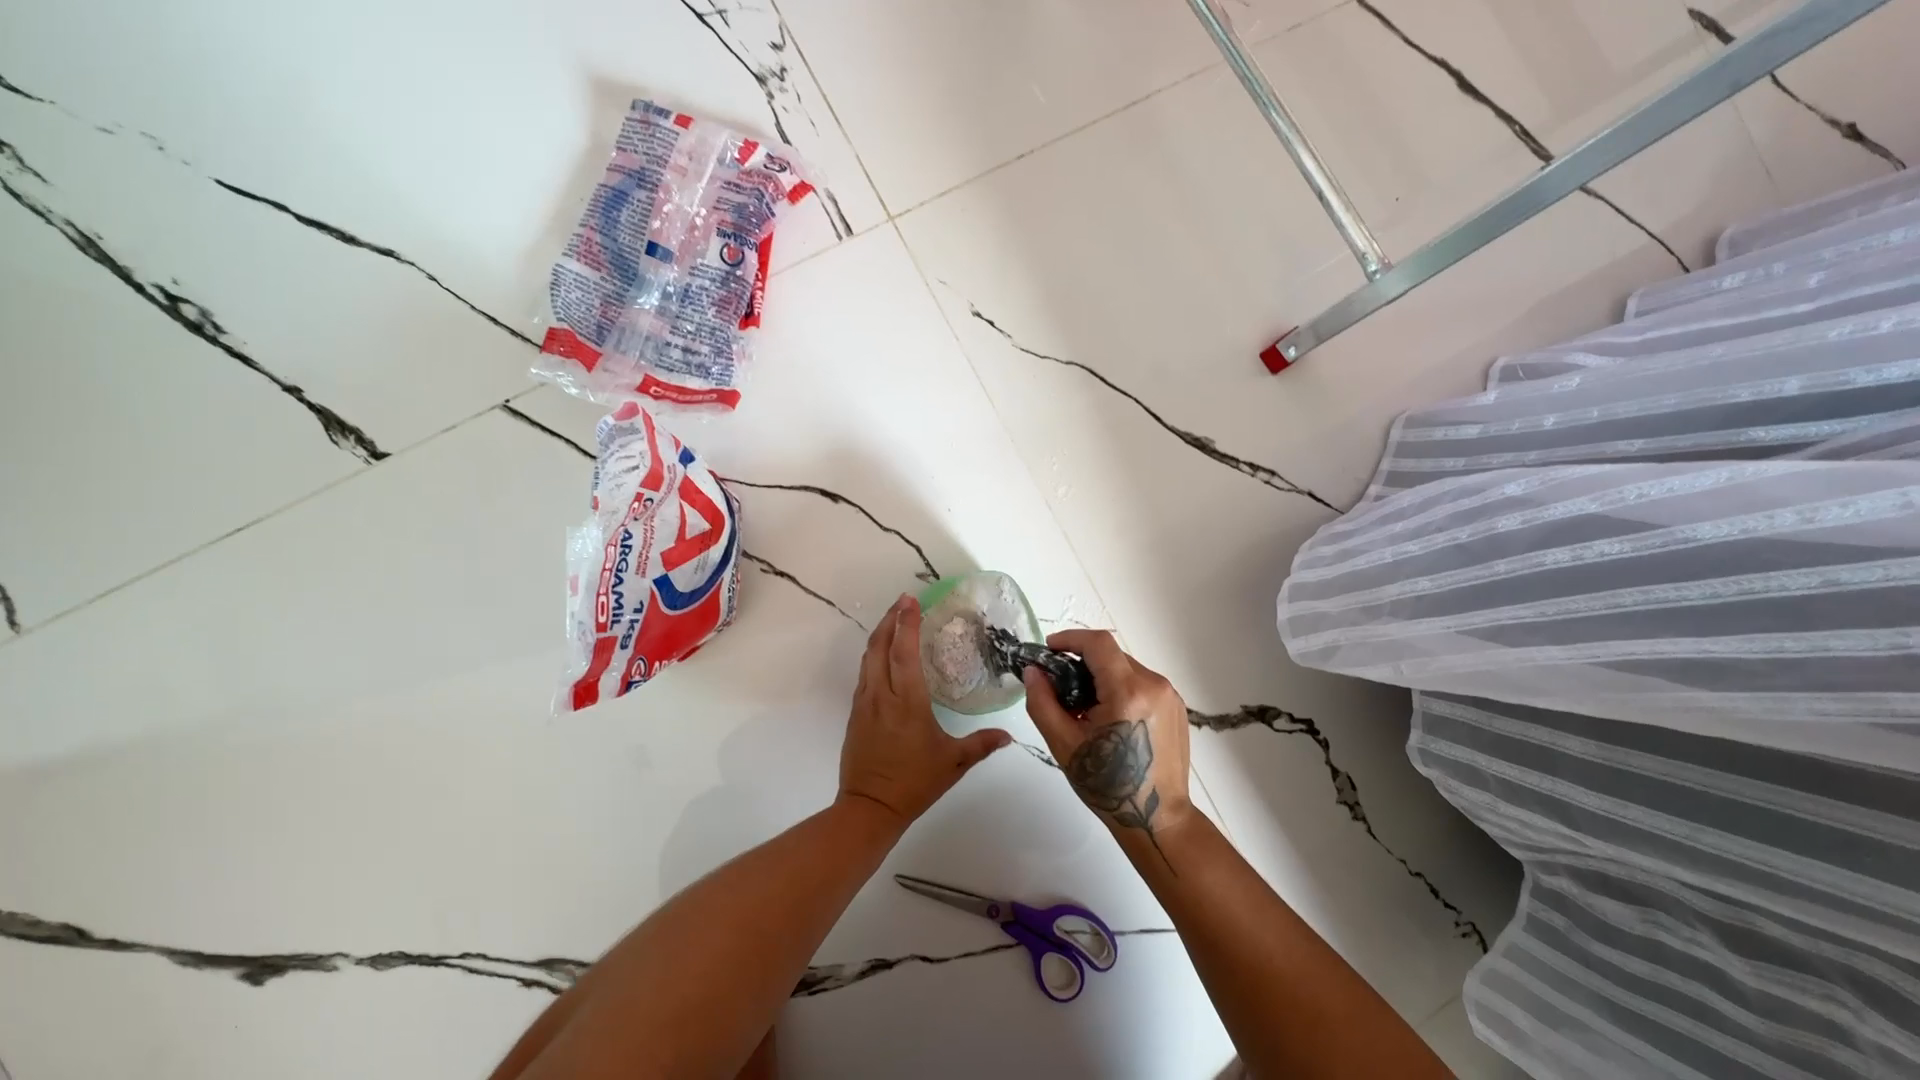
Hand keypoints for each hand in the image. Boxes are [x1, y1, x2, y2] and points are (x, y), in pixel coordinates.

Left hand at [838, 595, 1012, 827]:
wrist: (869, 808)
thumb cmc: (914, 783)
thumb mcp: (954, 763)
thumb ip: (981, 744)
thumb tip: (1007, 736)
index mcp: (907, 702)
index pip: (903, 652)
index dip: (906, 623)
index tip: (910, 600)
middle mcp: (882, 696)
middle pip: (879, 647)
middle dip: (889, 620)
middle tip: (903, 602)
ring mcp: (865, 704)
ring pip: (868, 659)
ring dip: (880, 636)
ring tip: (894, 621)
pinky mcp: (856, 714)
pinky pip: (864, 676)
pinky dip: (874, 657)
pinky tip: (885, 657)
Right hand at [1024, 631, 1195, 868]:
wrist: (1157, 818)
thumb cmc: (1106, 785)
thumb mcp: (1064, 744)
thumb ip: (1042, 702)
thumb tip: (1033, 672)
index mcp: (1128, 692)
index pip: (1098, 643)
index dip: (1070, 639)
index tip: (1048, 650)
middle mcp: (1155, 685)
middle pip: (1112, 656)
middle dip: (1083, 664)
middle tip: (1061, 689)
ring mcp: (1170, 696)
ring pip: (1127, 669)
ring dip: (1102, 678)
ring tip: (1085, 711)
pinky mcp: (1177, 708)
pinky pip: (1142, 684)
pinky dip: (1120, 690)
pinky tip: (1110, 721)